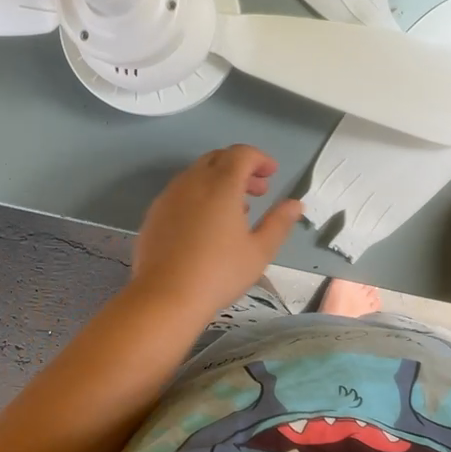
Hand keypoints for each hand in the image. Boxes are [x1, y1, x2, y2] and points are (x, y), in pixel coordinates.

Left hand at [131, 144, 303, 317]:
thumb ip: (279, 222)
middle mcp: (192, 182)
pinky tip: (206, 224)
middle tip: (258, 191)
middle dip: (240, 168)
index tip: (272, 173)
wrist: (165, 296)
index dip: (259, 159)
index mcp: (221, 185)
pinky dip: (199, 195)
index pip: (241, 154)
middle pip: (217, 159)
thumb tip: (296, 204)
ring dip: (219, 182)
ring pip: (197, 175)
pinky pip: (181, 192)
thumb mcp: (259, 251)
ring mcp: (169, 196)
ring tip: (236, 210)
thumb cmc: (220, 273)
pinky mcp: (154, 214)